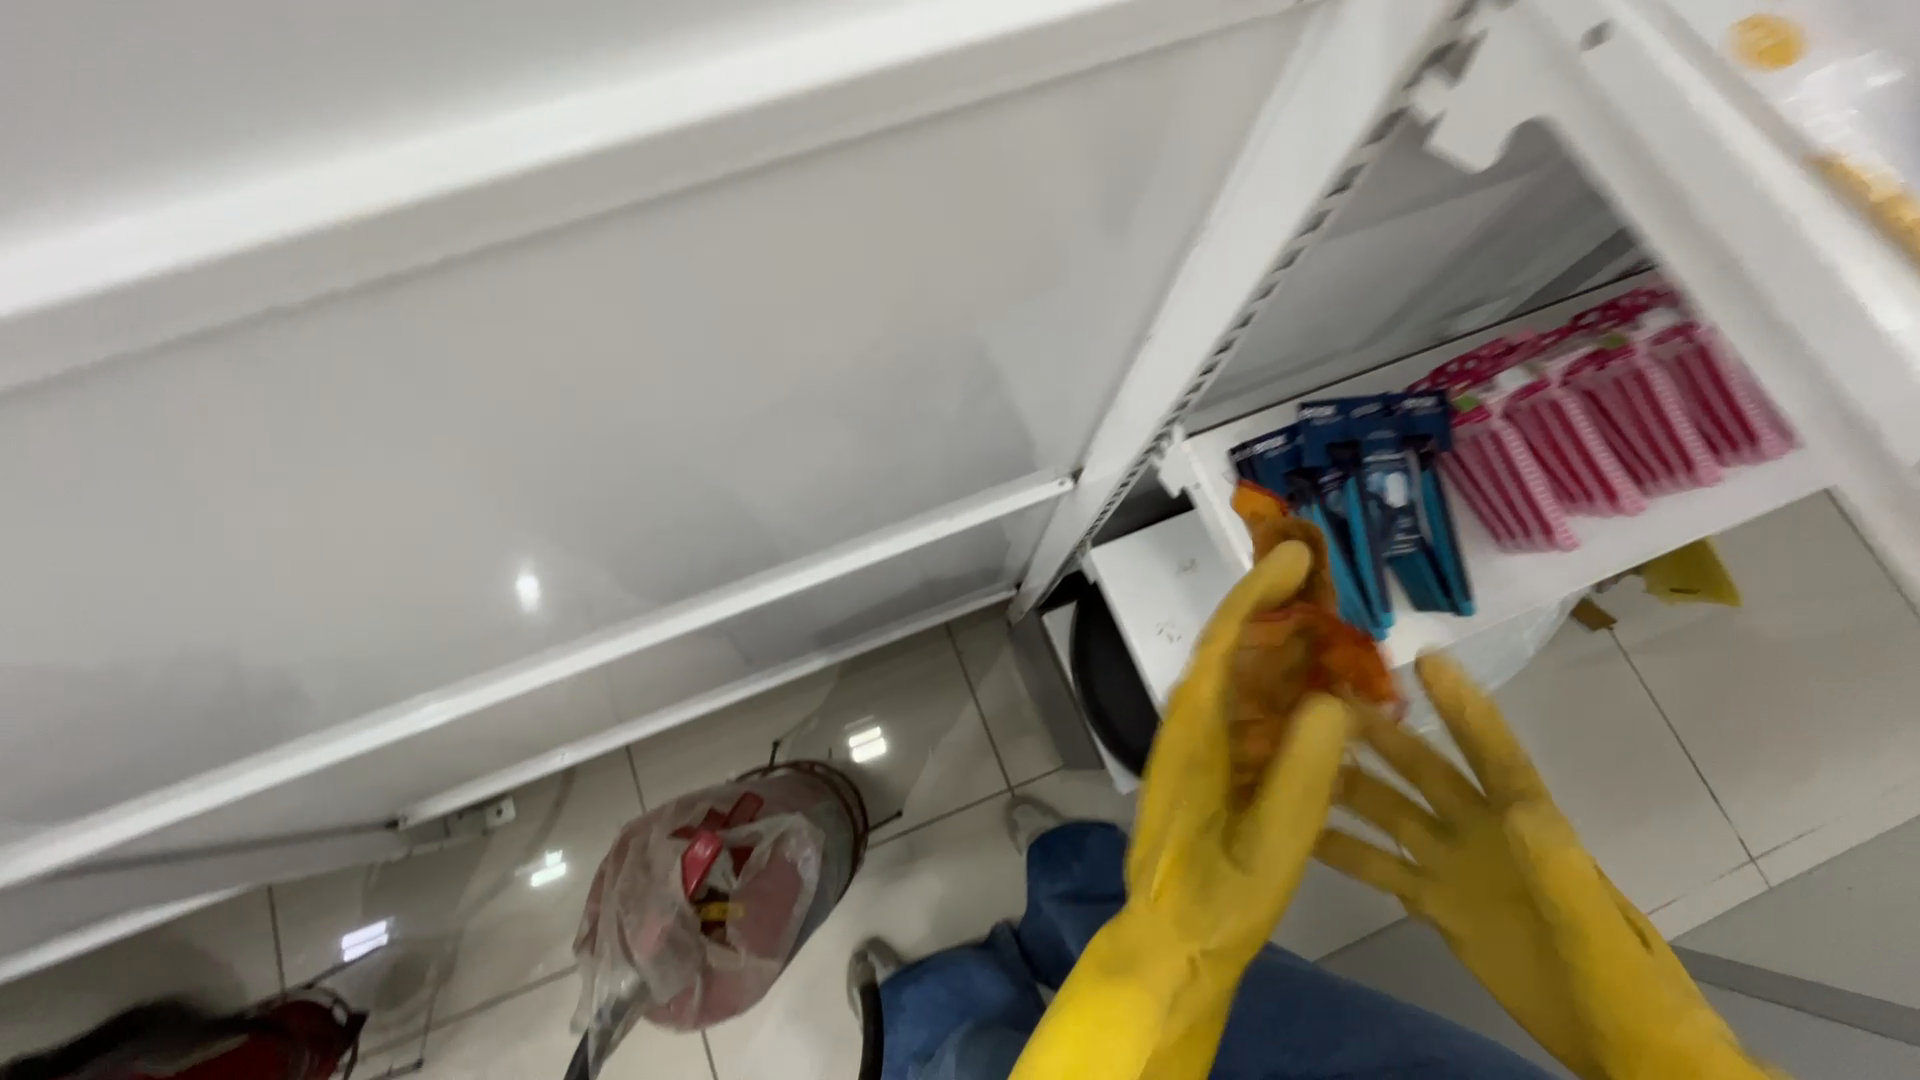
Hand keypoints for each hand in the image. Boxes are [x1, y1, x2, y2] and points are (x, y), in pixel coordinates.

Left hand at [1010, 541, 1352, 1079]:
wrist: (1174, 939)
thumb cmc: (1218, 897)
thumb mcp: (1270, 844)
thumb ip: (1301, 773)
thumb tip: (1333, 701)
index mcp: (1195, 730)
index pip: (1225, 641)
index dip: (1259, 592)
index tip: (1297, 556)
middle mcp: (1193, 724)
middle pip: (1234, 649)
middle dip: (1278, 610)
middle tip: (1332, 585)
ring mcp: (1203, 744)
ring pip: (1245, 679)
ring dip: (1287, 650)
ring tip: (1340, 629)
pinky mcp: (1216, 766)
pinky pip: (1253, 713)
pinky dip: (1287, 694)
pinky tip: (1325, 694)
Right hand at [1316, 655, 1774, 1079]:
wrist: (1624, 1053)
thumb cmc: (1629, 989)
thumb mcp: (1598, 928)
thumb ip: (1557, 867)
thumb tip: (1515, 802)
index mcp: (1531, 828)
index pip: (1491, 755)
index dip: (1461, 707)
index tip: (1424, 659)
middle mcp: (1485, 835)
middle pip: (1423, 773)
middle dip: (1377, 734)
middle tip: (1322, 699)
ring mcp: (1457, 870)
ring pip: (1390, 815)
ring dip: (1347, 787)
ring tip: (1292, 761)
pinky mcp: (1439, 908)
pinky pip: (1380, 870)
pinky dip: (1342, 851)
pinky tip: (1302, 834)